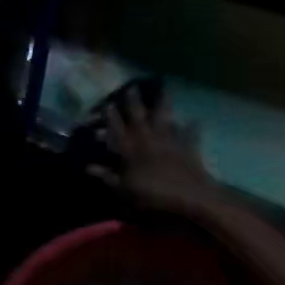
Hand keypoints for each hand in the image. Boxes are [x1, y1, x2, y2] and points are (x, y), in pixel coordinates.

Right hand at [91, 84, 223, 217]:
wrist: (189, 198)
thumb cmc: (151, 196)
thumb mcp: (123, 190)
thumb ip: (107, 176)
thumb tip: (88, 167)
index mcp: (130, 149)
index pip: (117, 128)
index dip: (111, 116)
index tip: (107, 104)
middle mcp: (148, 139)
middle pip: (139, 116)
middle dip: (134, 101)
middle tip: (132, 87)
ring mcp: (169, 141)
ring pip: (164, 118)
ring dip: (163, 104)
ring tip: (164, 89)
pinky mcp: (189, 148)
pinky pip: (190, 134)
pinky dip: (192, 127)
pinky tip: (195, 119)